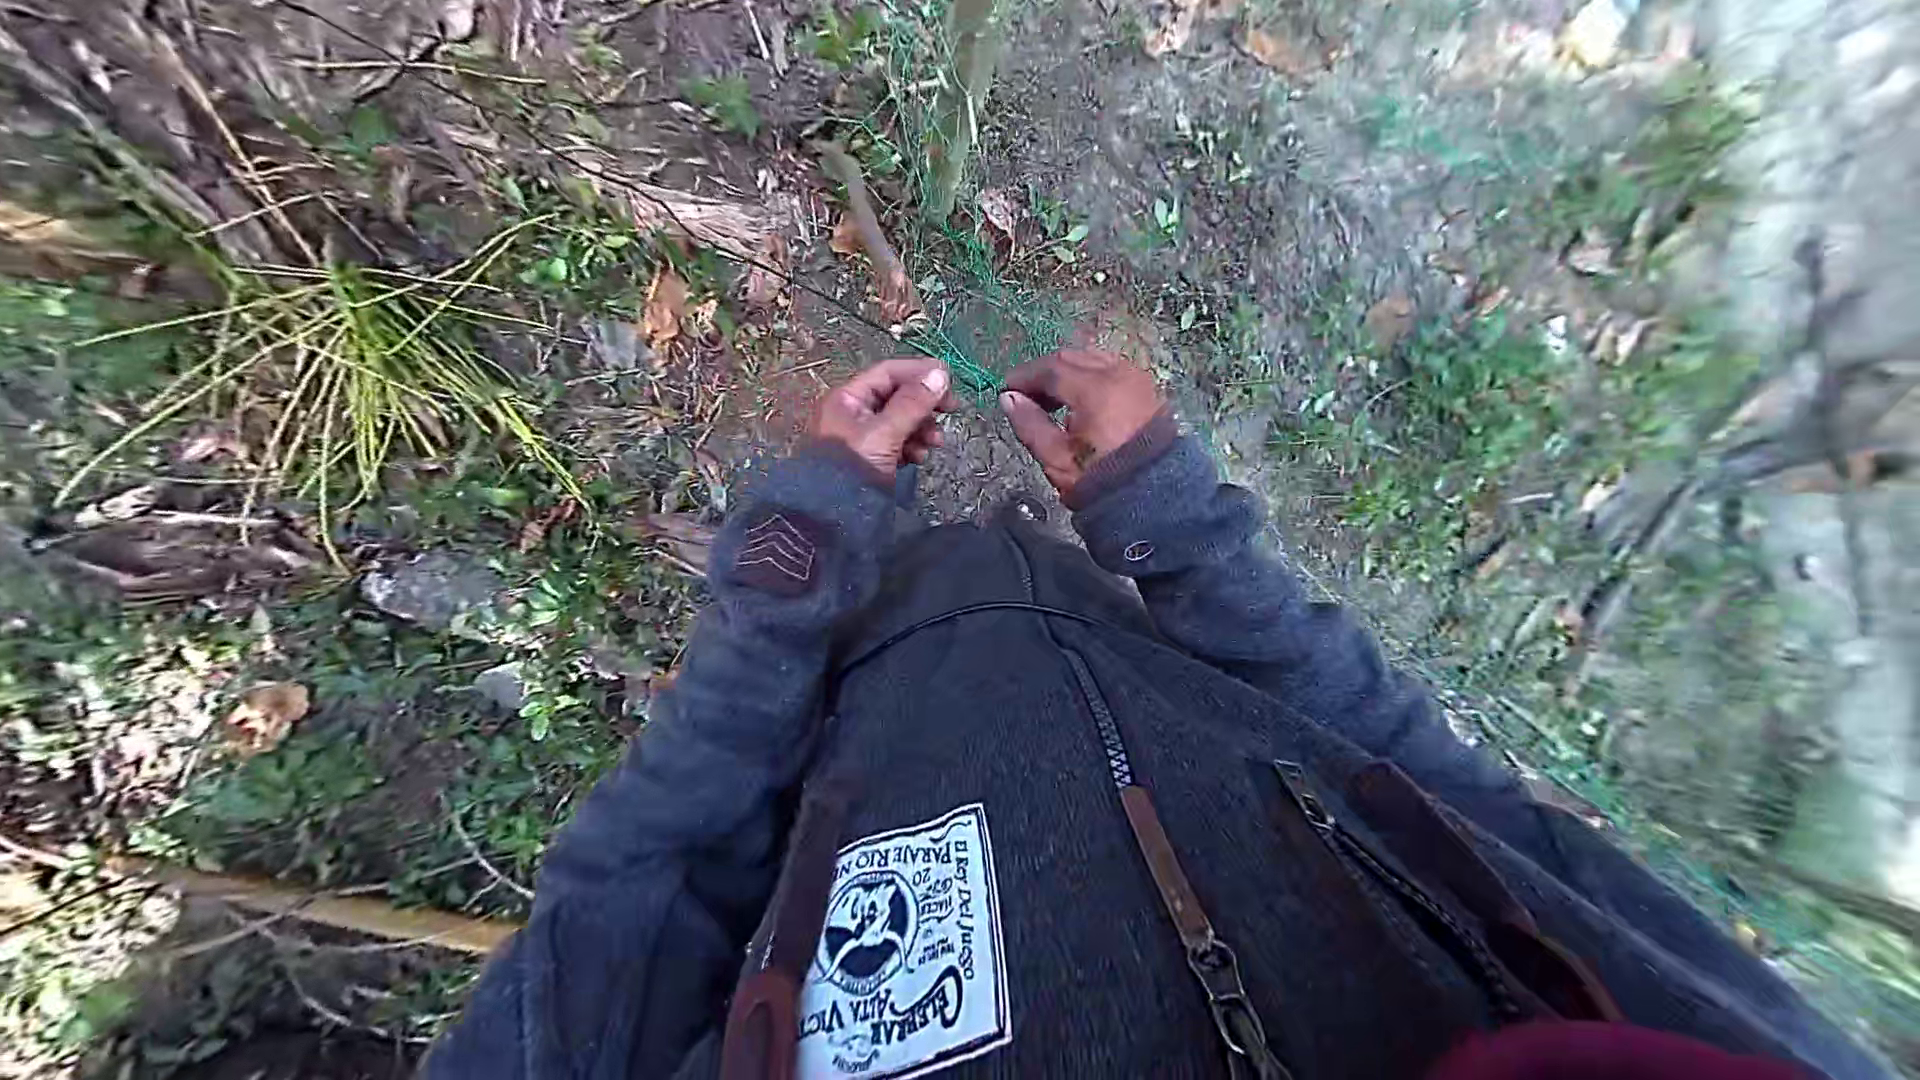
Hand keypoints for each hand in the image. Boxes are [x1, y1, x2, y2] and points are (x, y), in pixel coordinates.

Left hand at [810, 356, 956, 479]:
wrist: (834, 517)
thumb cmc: (854, 468)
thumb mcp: (885, 432)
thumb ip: (913, 403)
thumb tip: (940, 374)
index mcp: (848, 398)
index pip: (888, 373)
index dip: (919, 373)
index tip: (948, 380)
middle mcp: (854, 412)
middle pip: (897, 396)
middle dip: (924, 404)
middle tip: (951, 409)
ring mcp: (862, 436)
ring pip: (900, 420)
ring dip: (921, 427)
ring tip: (934, 442)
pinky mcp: (872, 456)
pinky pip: (897, 441)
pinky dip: (912, 445)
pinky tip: (919, 456)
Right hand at [998, 349, 1164, 493]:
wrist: (1153, 497)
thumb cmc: (1100, 481)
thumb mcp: (1056, 459)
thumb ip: (1029, 424)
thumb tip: (1009, 398)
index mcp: (1095, 391)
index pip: (1051, 370)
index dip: (1024, 377)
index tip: (1006, 390)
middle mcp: (1118, 374)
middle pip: (1072, 358)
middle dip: (1044, 372)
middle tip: (1025, 395)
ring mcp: (1136, 379)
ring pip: (1092, 359)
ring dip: (1067, 372)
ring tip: (1051, 400)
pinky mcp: (1146, 388)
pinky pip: (1110, 369)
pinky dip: (1089, 376)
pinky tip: (1079, 402)